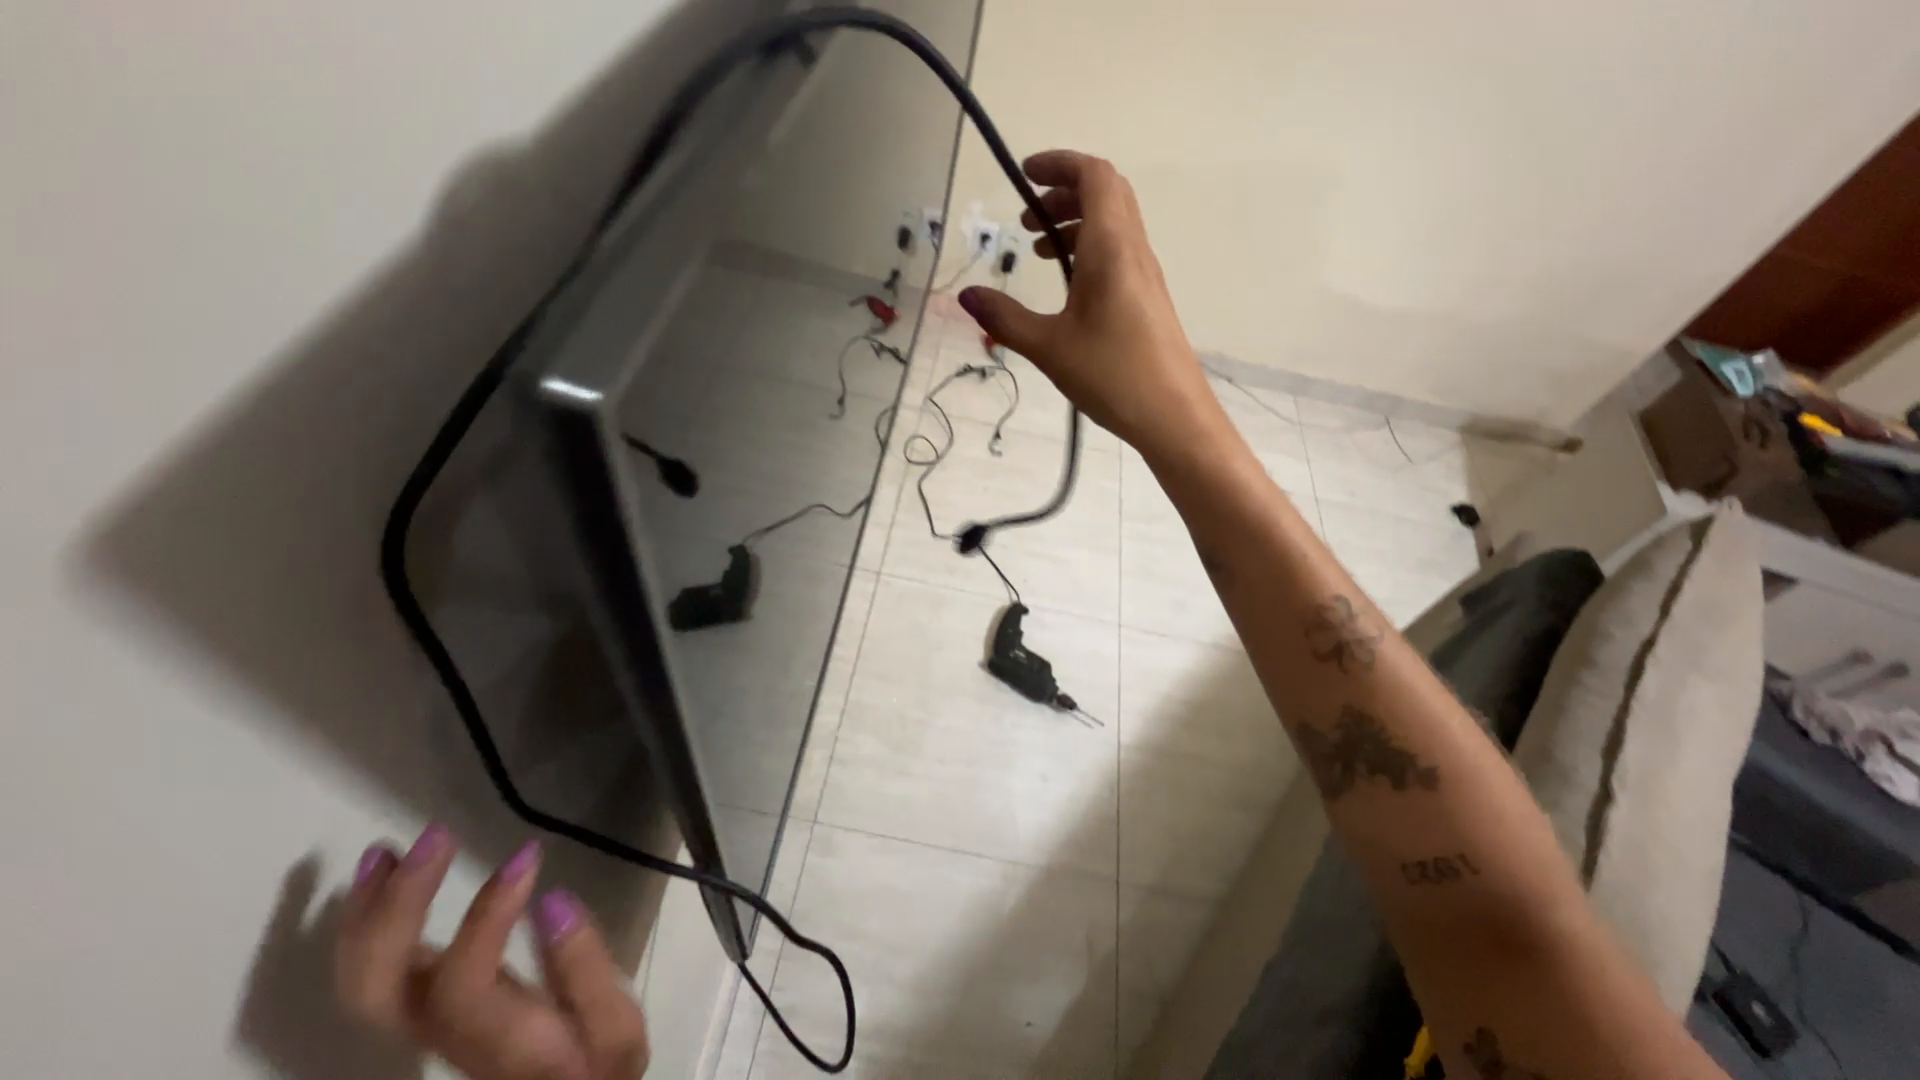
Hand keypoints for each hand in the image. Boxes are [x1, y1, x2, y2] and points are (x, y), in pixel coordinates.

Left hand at [336, 825, 649, 1079]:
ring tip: (388, 849)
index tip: (528, 854)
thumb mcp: (615, 1032)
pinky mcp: (420, 1004)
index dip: (486, 918)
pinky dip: (366, 918)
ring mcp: (420, 1022)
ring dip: (366, 911)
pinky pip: (370, 969)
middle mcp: (440, 1037)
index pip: (463, 987)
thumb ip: (588, 973)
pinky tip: (386, 872)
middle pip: (381, 989)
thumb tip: (554, 900)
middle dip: (398, 908)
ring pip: (360, 981)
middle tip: (437, 838)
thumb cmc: (594, 1064)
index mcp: (495, 1044)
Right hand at [957, 150, 1221, 458]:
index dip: (1060, 164)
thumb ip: (1005, 318)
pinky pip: (1119, 251)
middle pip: (1106, 192)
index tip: (1024, 173)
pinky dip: (1089, 248)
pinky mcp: (1148, 297)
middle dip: (1064, 190)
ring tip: (1038, 250)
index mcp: (1111, 248)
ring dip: (1075, 222)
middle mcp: (1133, 250)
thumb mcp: (1048, 347)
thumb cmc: (1112, 376)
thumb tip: (966, 296)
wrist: (1174, 416)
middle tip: (1025, 212)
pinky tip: (1066, 285)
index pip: (1095, 177)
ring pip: (1114, 223)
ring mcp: (1145, 274)